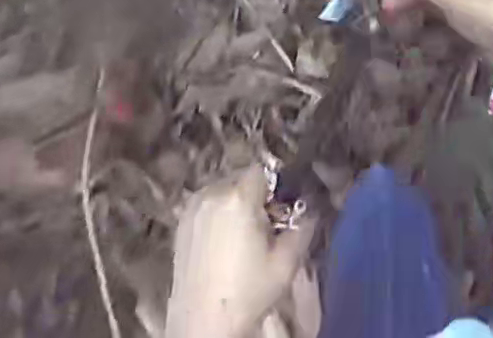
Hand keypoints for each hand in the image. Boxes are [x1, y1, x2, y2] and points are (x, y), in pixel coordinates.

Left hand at [164, 167, 314, 337]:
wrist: (201, 329)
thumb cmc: (247, 294)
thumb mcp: (286, 263)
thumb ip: (303, 226)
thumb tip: (310, 209)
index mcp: (239, 197)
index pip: (262, 170)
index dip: (274, 187)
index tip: (279, 210)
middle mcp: (213, 193)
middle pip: (242, 177)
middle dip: (256, 194)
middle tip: (264, 225)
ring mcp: (194, 208)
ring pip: (224, 189)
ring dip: (236, 201)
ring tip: (241, 235)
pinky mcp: (181, 223)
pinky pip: (208, 203)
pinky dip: (218, 211)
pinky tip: (222, 240)